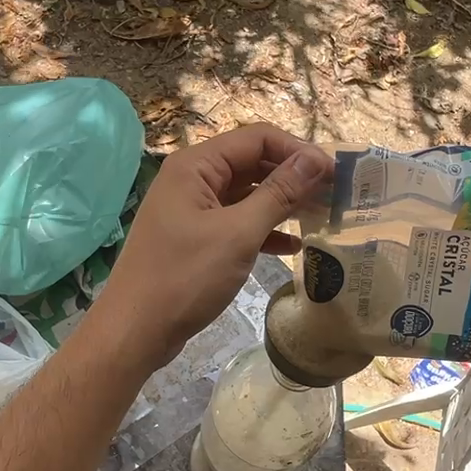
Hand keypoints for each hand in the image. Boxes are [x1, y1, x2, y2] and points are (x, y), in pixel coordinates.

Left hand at [83, 124, 332, 374]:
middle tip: (334, 196)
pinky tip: (293, 247)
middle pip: (252, 163)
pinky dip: (263, 230)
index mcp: (196, 166)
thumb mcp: (238, 234)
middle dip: (293, 177)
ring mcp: (192, 210)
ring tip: (321, 217)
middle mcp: (192, 179)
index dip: (298, 151)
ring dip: (282, 204)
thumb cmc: (184, 278)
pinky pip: (236, 223)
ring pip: (246, 195)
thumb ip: (279, 194)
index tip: (335, 173)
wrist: (134, 331)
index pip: (257, 139)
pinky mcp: (195, 239)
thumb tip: (316, 159)